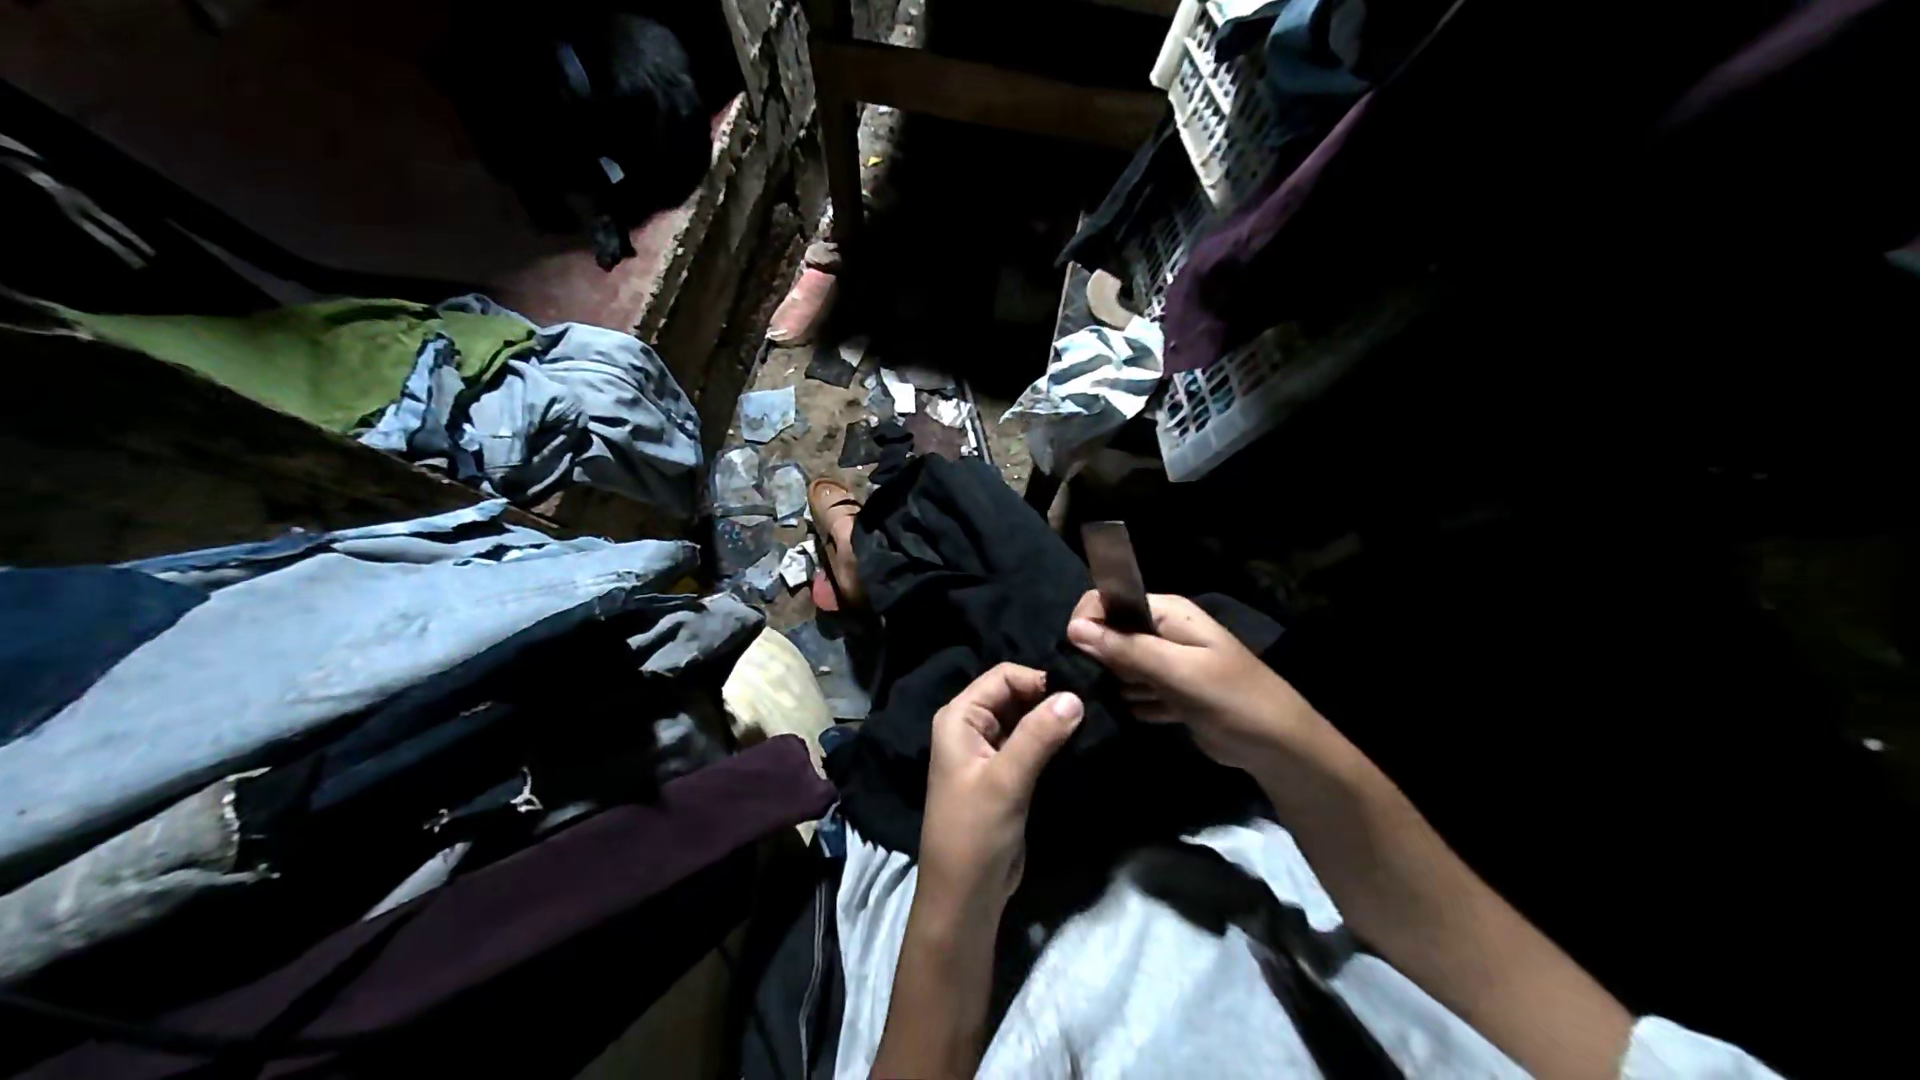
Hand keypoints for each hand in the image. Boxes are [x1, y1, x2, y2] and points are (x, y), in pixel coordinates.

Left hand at [918, 663, 1084, 915]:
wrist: (966, 895)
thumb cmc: (975, 832)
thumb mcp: (1006, 780)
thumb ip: (1038, 736)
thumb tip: (1075, 695)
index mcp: (960, 717)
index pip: (1003, 676)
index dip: (1039, 679)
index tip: (1080, 693)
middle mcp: (972, 726)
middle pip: (1016, 694)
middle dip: (1050, 698)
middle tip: (1094, 705)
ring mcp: (990, 750)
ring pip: (1027, 718)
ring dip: (1054, 719)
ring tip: (1094, 720)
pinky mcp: (1007, 772)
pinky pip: (1032, 743)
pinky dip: (1052, 740)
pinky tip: (1080, 742)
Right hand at [1067, 591, 1321, 773]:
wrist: (1277, 746)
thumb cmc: (1230, 698)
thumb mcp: (1177, 670)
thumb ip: (1126, 648)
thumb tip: (1074, 628)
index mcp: (1167, 612)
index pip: (1110, 599)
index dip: (1089, 620)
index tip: (1078, 652)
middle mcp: (1163, 631)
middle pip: (1112, 633)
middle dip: (1103, 657)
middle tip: (1111, 681)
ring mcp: (1166, 663)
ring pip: (1121, 665)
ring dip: (1118, 684)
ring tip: (1133, 700)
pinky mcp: (1168, 692)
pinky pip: (1134, 691)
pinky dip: (1134, 703)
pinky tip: (1145, 714)